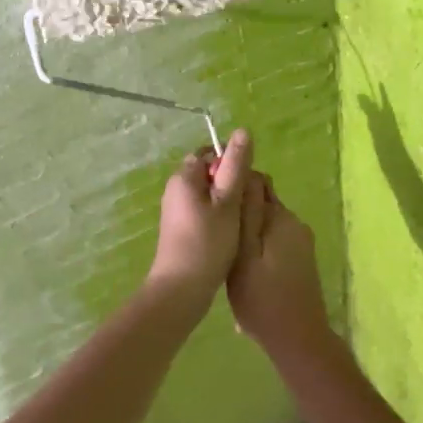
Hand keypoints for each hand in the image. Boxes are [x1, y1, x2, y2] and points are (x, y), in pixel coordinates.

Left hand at [146, 129, 252, 309]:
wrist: (181, 290)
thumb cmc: (207, 243)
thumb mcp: (228, 201)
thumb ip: (236, 166)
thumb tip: (243, 131)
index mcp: (184, 177)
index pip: (211, 153)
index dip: (231, 163)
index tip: (245, 185)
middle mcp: (176, 189)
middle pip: (210, 173)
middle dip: (232, 184)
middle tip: (246, 206)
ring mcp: (176, 210)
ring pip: (209, 195)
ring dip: (228, 204)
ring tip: (241, 223)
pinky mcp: (180, 229)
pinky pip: (204, 212)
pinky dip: (219, 218)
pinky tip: (230, 236)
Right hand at [228, 173, 330, 356]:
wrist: (297, 339)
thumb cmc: (262, 298)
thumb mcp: (244, 253)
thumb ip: (246, 213)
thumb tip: (246, 174)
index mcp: (281, 217)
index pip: (256, 183)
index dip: (234, 189)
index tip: (214, 205)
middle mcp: (295, 223)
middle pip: (263, 203)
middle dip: (241, 213)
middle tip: (217, 234)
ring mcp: (301, 242)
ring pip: (267, 224)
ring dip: (249, 233)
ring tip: (227, 254)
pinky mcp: (302, 259)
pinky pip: (275, 241)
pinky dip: (259, 248)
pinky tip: (246, 269)